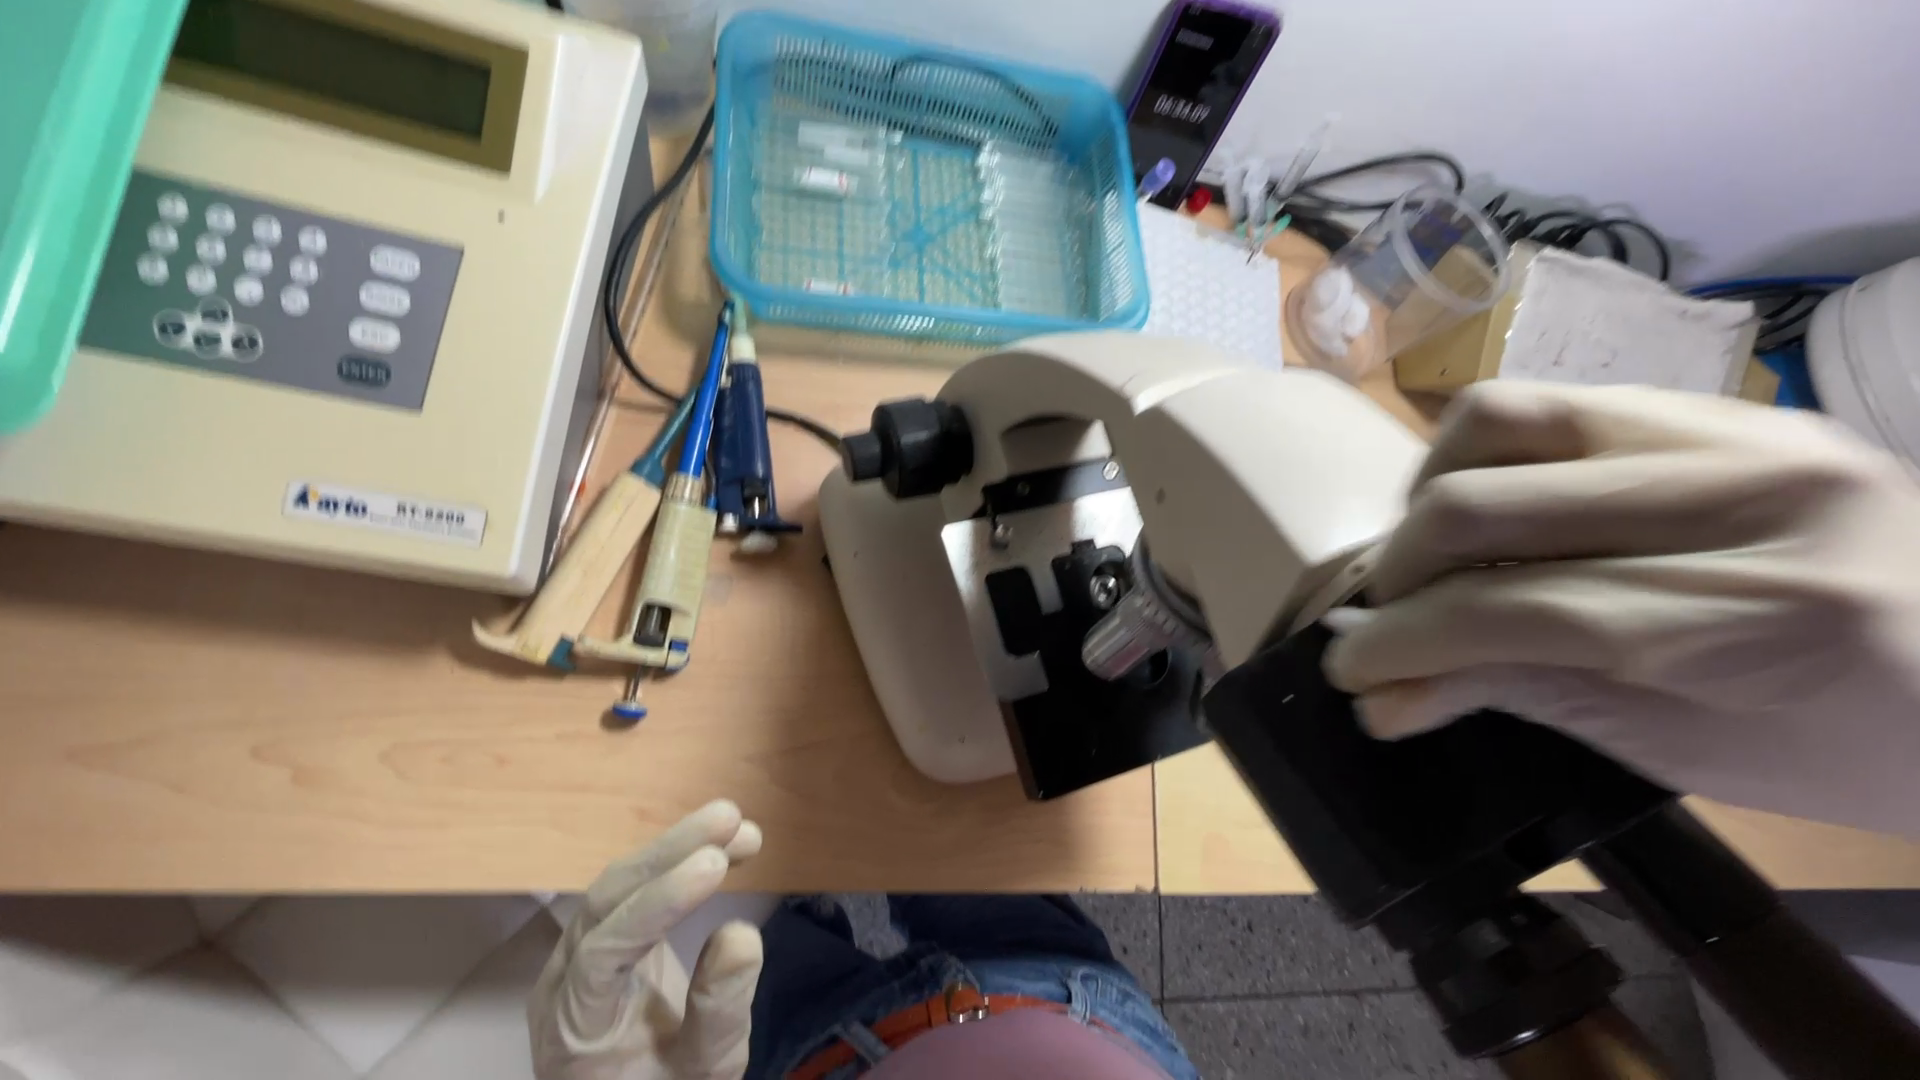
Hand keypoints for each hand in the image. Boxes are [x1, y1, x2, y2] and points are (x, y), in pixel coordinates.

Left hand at [529, 800, 764, 1079]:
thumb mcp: (704, 1072)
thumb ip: (719, 1014)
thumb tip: (741, 931)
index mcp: (573, 1028)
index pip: (604, 952)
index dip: (658, 903)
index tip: (716, 866)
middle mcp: (562, 980)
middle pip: (606, 900)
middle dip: (670, 853)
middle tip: (731, 819)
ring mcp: (578, 953)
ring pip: (618, 884)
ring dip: (677, 847)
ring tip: (738, 822)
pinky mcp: (605, 936)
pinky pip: (634, 889)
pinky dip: (678, 860)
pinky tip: (722, 845)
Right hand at [1324, 381, 1919, 836]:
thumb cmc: (1850, 744)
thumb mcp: (1674, 749)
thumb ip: (1511, 696)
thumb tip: (1379, 701)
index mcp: (1753, 614)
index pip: (1512, 611)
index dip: (1404, 644)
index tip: (1351, 671)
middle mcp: (1742, 495)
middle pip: (1481, 507)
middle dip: (1397, 575)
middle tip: (1381, 621)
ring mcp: (1734, 429)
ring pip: (1498, 418)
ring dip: (1425, 495)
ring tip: (1424, 552)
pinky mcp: (1720, 406)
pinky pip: (1553, 401)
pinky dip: (1482, 453)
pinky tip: (1484, 504)